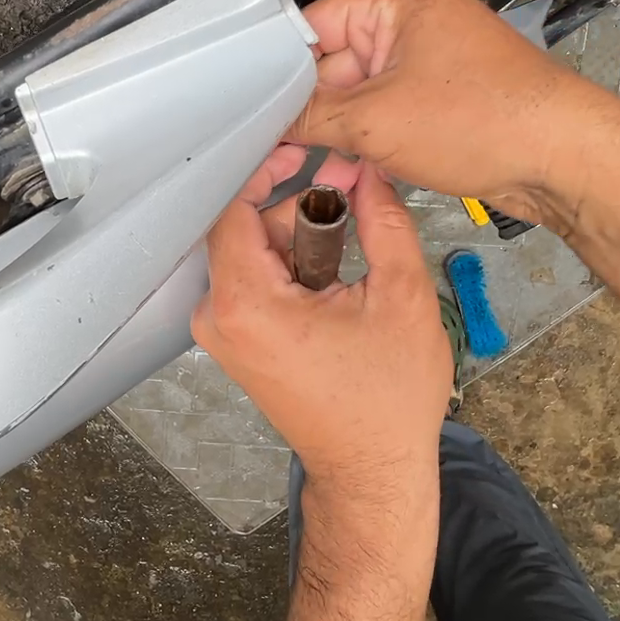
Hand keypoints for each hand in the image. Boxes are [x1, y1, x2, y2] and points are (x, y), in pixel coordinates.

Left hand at [192, 155, 451, 496]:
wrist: (371, 467)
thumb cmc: (385, 399)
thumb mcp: (400, 297)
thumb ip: (383, 221)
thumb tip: (369, 173)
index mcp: (246, 304)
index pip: (232, 208)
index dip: (266, 171)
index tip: (301, 153)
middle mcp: (219, 318)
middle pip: (245, 229)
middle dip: (298, 211)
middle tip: (351, 203)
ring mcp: (223, 334)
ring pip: (252, 255)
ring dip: (299, 242)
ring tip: (348, 267)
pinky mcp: (236, 343)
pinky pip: (253, 283)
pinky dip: (291, 268)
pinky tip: (331, 286)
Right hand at [292, 0, 619, 229]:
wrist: (561, 160)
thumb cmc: (488, 120)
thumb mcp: (373, 121)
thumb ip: (307, 117)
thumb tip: (262, 122)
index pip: (309, 27)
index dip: (276, 70)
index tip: (246, 107)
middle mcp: (408, 20)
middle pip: (327, 64)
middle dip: (307, 109)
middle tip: (274, 147)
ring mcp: (421, 60)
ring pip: (351, 94)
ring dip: (333, 131)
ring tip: (313, 162)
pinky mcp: (431, 96)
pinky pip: (377, 112)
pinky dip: (360, 139)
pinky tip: (346, 167)